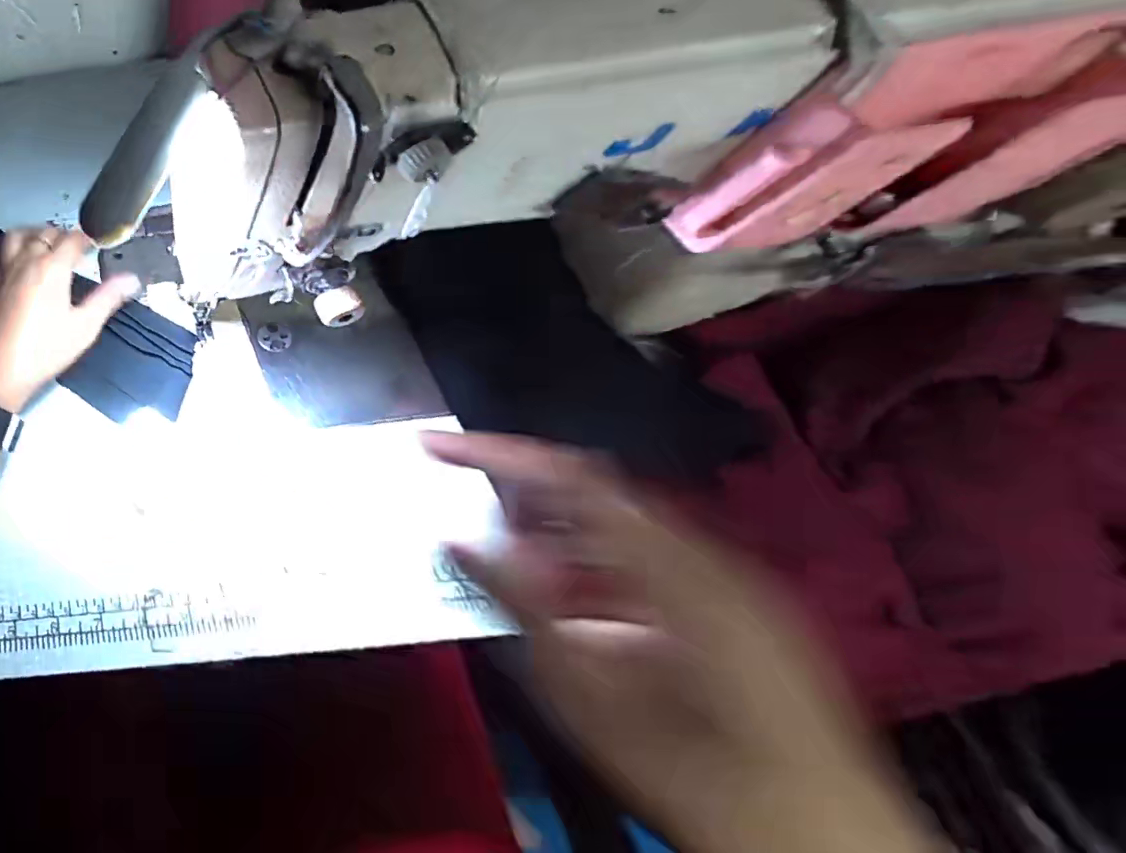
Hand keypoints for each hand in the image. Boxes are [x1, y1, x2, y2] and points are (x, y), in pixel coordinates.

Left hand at [0, 227, 139, 411]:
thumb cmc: (45, 351)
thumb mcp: (84, 327)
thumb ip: (107, 298)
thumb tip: (132, 278)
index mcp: (52, 268)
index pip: (72, 240)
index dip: (87, 238)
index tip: (97, 244)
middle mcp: (25, 262)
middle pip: (43, 234)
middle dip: (61, 234)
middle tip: (74, 247)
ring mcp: (0, 273)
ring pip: (12, 238)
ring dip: (28, 232)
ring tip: (41, 239)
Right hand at [427, 432, 934, 852]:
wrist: (821, 842)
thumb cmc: (693, 769)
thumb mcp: (583, 687)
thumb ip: (518, 601)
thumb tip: (456, 540)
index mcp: (666, 563)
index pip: (564, 474)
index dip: (493, 452)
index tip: (437, 446)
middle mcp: (700, 553)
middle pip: (589, 489)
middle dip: (519, 489)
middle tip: (467, 503)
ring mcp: (724, 577)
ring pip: (615, 520)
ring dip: (552, 525)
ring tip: (508, 552)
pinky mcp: (735, 603)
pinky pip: (644, 550)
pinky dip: (591, 554)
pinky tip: (570, 593)